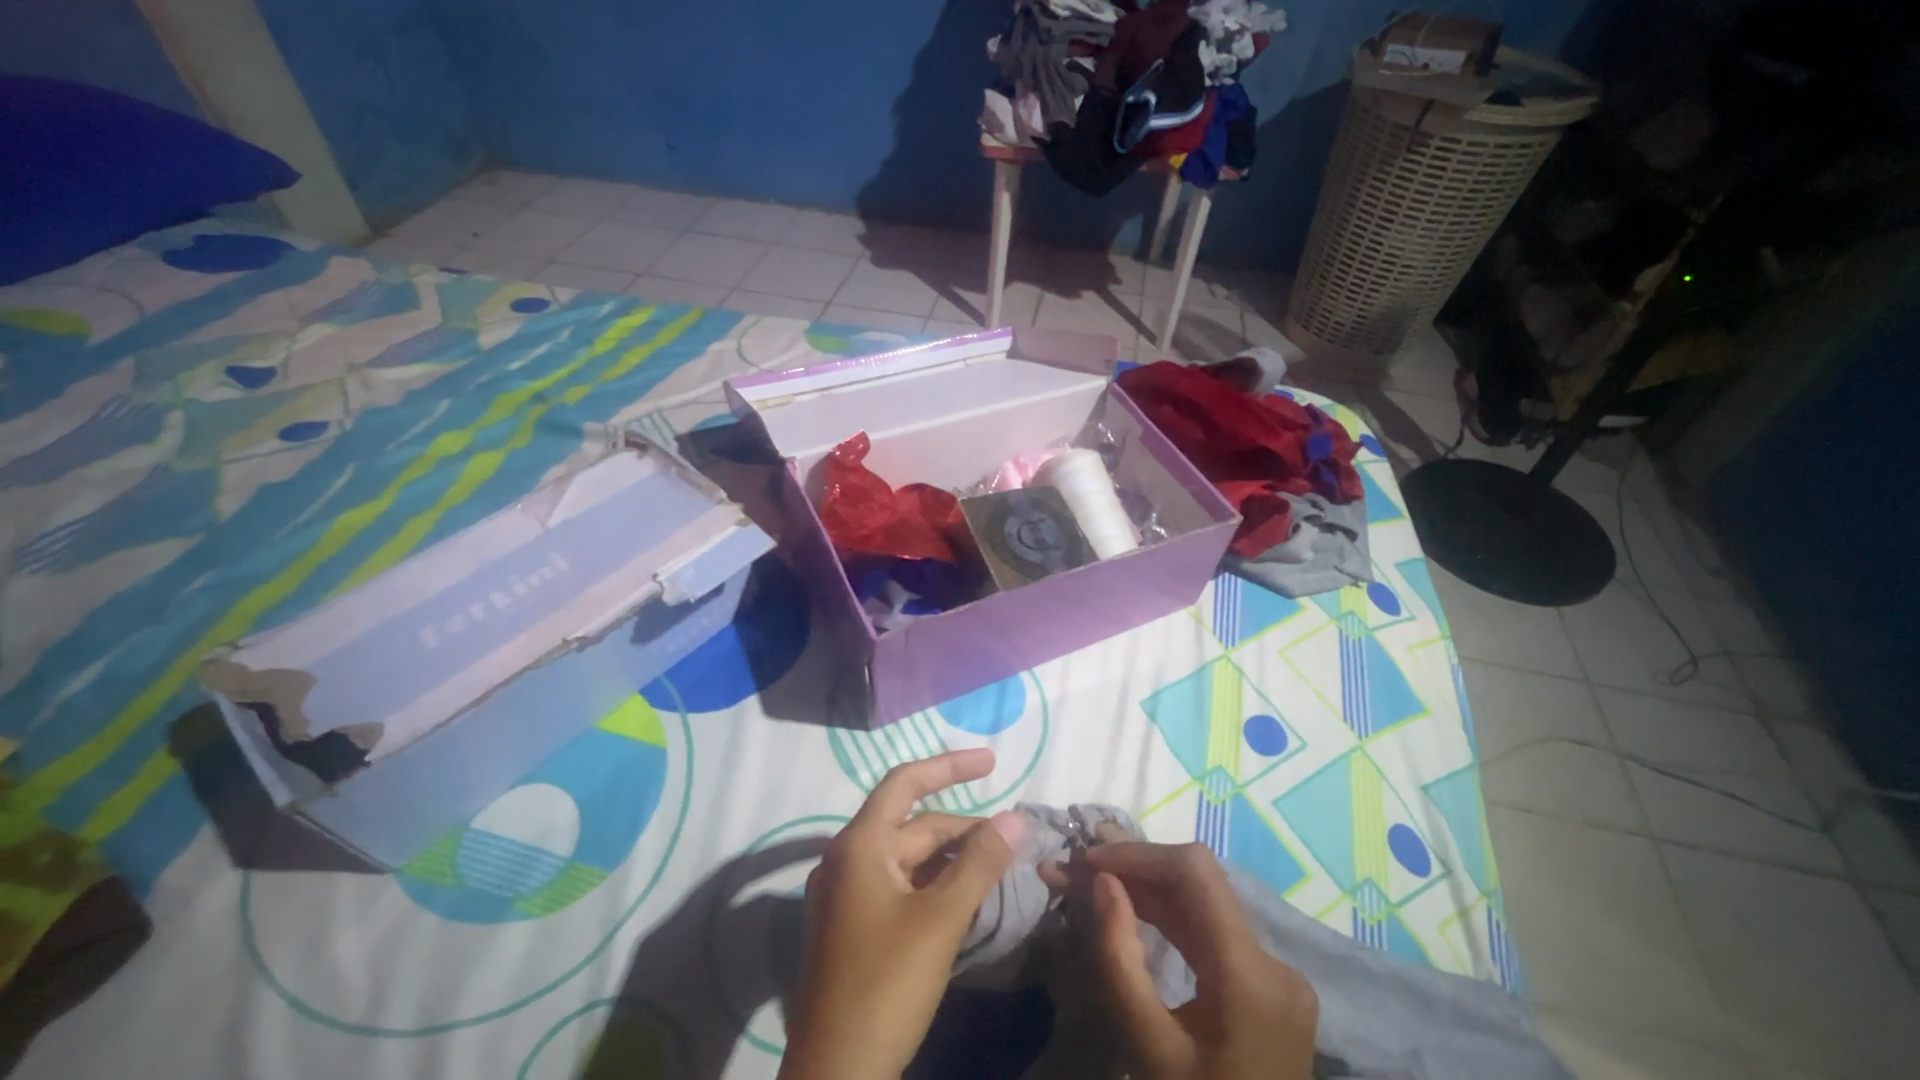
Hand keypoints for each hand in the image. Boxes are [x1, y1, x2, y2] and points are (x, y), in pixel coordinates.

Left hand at [778, 749, 1024, 1079]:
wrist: (837, 1069)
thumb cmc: (886, 983)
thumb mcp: (940, 919)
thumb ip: (979, 863)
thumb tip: (1015, 818)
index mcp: (858, 847)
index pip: (904, 783)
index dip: (949, 766)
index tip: (992, 760)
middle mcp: (847, 862)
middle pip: (912, 826)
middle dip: (963, 828)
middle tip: (1013, 841)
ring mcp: (848, 898)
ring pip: (909, 861)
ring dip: (952, 860)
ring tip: (999, 867)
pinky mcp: (855, 930)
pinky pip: (901, 889)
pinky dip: (935, 886)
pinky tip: (968, 900)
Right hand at [1085, 841, 1317, 1079]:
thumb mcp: (1148, 1046)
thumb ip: (1120, 960)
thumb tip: (1102, 882)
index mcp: (1250, 975)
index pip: (1196, 874)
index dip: (1138, 854)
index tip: (1086, 858)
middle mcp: (1275, 962)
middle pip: (1201, 887)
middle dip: (1136, 869)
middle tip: (1075, 864)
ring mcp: (1278, 976)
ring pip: (1207, 910)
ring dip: (1150, 891)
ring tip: (1091, 879)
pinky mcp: (1270, 991)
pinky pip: (1216, 939)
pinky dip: (1172, 921)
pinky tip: (1133, 913)